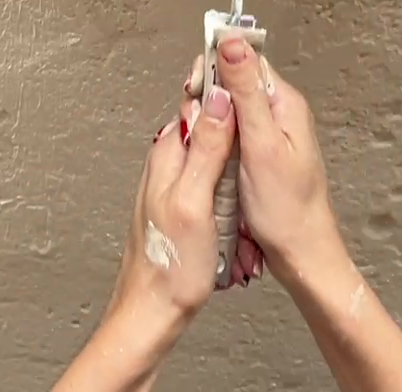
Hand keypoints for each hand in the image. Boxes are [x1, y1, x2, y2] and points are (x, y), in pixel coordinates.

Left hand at [53, 87, 239, 391]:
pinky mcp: (183, 204)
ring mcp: (175, 183)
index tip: (247, 87)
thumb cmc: (169, 267)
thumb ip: (206, 148)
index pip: (198, 102)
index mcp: (168, 153)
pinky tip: (234, 220)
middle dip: (237, 143)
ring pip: (215, 160)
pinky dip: (229, 200)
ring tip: (241, 211)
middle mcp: (167, 162)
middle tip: (250, 168)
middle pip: (211, 129)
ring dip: (235, 179)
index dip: (224, 91)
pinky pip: (213, 186)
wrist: (151, 313)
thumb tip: (217, 99)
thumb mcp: (195, 201)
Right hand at [208, 33, 346, 287]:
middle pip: (231, 79)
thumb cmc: (286, 209)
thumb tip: (232, 41)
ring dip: (208, 117)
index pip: (243, 58)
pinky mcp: (256, 150)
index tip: (194, 86)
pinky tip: (209, 154)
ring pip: (226, 105)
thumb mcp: (260, 143)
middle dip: (207, 94)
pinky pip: (227, 129)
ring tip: (203, 142)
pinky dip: (213, 136)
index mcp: (283, 101)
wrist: (300, 257)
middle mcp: (277, 111)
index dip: (214, 65)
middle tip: (197, 121)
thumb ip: (245, 90)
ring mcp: (267, 131)